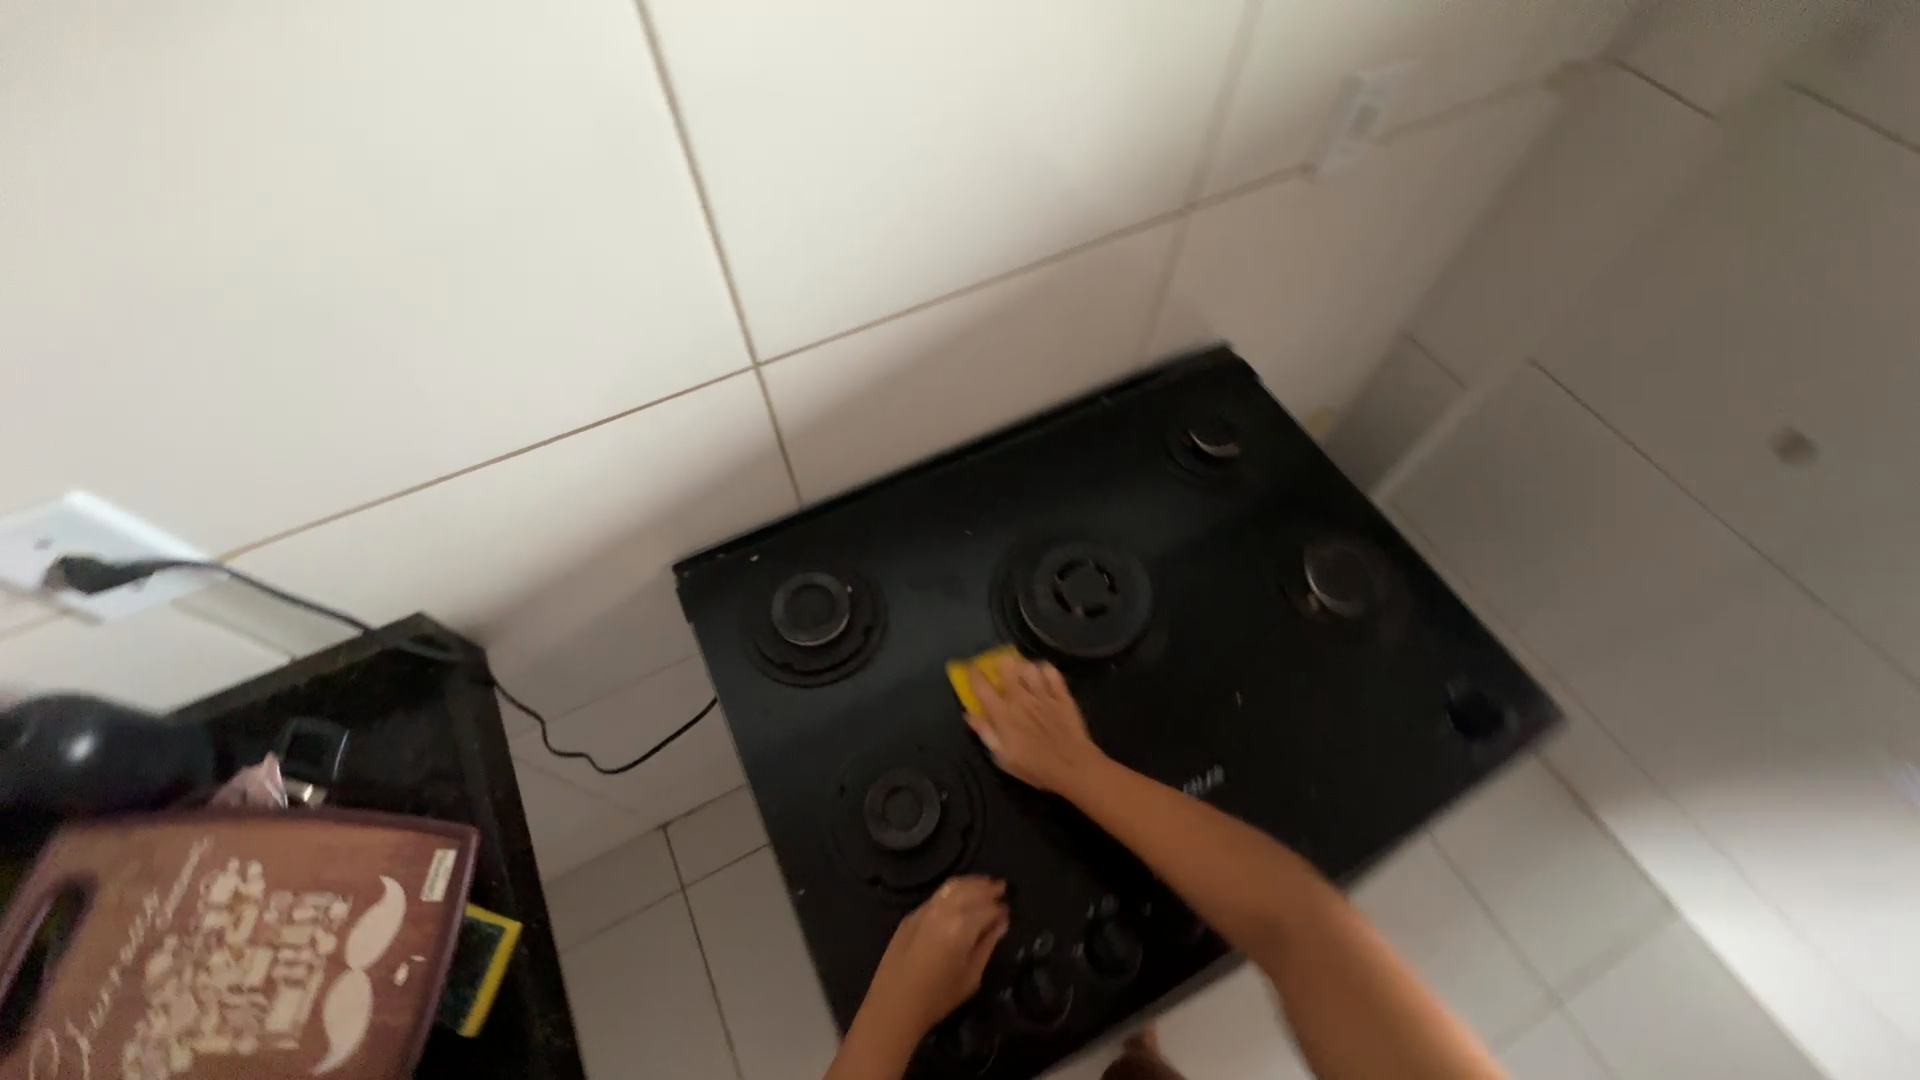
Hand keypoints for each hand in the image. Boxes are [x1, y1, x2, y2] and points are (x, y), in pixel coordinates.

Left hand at [860, 876, 1009, 1038]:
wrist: (893, 1005)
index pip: (988, 908)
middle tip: (1002, 887)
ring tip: (984, 884)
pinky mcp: (912, 914)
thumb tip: (1000, 923)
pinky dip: (953, 890)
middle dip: (988, 887)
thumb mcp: (971, 977)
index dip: (1001, 910)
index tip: (1009, 912)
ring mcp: (925, 909)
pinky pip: (938, 894)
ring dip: (971, 883)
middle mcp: (943, 910)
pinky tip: (960, 895)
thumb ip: (987, 945)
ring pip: (952, 886)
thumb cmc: (937, 998)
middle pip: (970, 889)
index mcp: (961, 926)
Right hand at [964, 657, 1105, 792]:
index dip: (973, 673)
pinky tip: (1043, 674)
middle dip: (1000, 662)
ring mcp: (1043, 695)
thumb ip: (985, 733)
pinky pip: (1052, 673)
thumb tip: (969, 715)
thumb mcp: (1002, 757)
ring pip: (1029, 667)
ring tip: (1021, 670)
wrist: (1072, 766)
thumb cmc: (1034, 767)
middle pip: (1007, 668)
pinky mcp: (1062, 696)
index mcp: (1003, 714)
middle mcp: (1021, 699)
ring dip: (1023, 666)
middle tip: (999, 667)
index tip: (970, 666)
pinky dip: (1046, 669)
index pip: (982, 687)